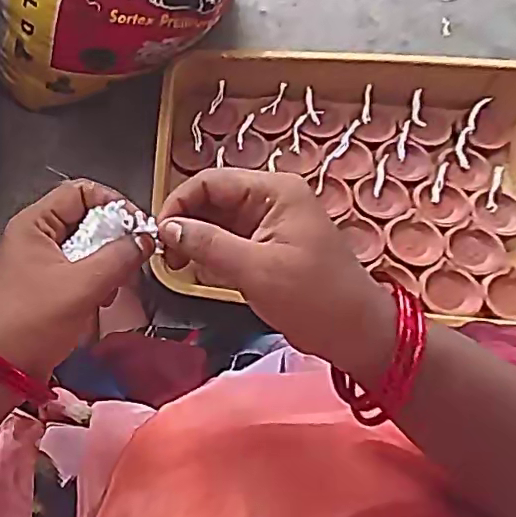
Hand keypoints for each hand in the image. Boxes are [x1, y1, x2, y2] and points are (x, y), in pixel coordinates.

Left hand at [0, 180, 152, 379]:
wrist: (0, 368)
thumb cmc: (33, 320)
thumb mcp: (82, 285)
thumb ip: (119, 256)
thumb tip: (146, 238)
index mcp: (34, 224)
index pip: (80, 191)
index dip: (113, 203)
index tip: (138, 227)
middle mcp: (35, 237)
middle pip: (85, 220)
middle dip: (112, 239)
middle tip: (130, 261)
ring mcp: (39, 263)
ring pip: (85, 249)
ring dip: (106, 265)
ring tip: (112, 287)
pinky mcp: (45, 288)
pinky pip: (79, 273)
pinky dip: (95, 283)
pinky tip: (100, 302)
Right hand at [158, 168, 396, 382]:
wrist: (356, 335)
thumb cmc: (316, 299)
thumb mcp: (256, 269)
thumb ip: (208, 244)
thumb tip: (166, 228)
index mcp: (275, 192)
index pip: (210, 182)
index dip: (179, 203)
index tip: (159, 233)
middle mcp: (268, 200)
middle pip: (209, 199)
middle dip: (183, 223)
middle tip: (164, 254)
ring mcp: (265, 223)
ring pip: (212, 220)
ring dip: (191, 240)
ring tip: (176, 264)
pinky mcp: (261, 246)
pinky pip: (222, 240)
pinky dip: (204, 253)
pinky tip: (193, 269)